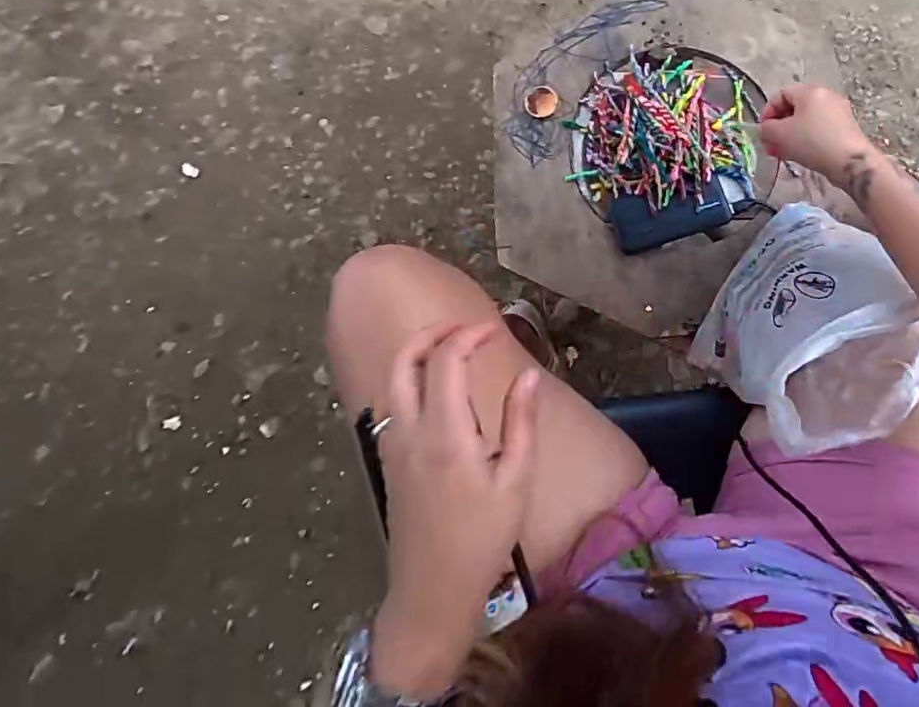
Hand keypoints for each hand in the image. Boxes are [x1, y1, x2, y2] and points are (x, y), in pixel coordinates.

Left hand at [371, 323, 540, 697]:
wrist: (431, 592)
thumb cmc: (482, 539)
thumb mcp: (516, 480)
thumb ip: (521, 421)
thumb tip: (530, 374)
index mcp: (445, 433)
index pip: (446, 361)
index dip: (469, 335)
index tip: (494, 330)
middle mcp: (410, 431)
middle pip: (404, 360)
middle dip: (432, 332)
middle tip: (464, 327)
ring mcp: (392, 444)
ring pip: (392, 379)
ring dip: (418, 352)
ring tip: (452, 348)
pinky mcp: (388, 458)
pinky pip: (392, 401)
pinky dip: (411, 377)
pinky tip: (439, 389)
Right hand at [758, 84, 877, 180]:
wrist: (850, 162)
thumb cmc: (812, 142)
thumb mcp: (780, 134)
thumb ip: (767, 128)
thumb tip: (767, 129)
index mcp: (810, 91)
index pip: (781, 94)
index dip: (768, 111)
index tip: (763, 130)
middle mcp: (826, 96)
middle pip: (794, 108)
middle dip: (779, 127)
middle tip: (771, 144)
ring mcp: (839, 112)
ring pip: (806, 120)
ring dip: (791, 135)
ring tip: (783, 153)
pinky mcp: (846, 128)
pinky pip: (819, 129)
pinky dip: (806, 139)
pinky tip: (800, 155)